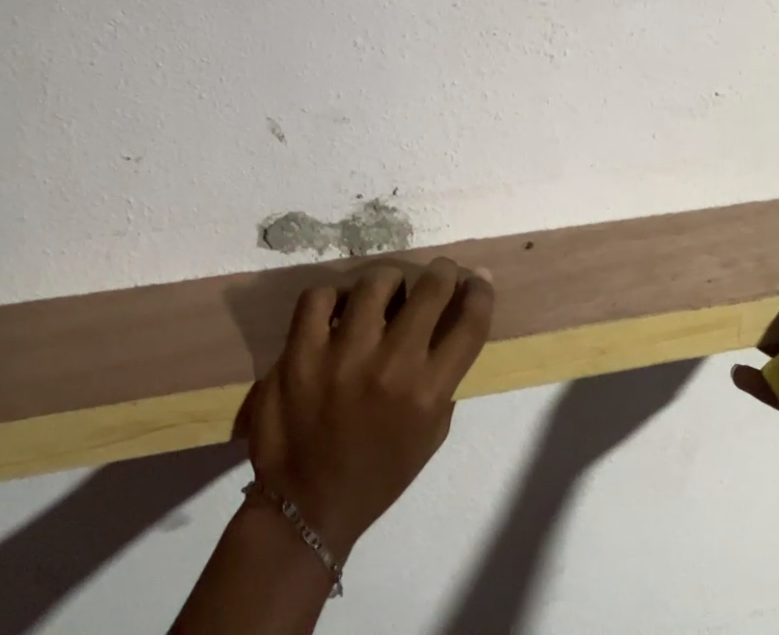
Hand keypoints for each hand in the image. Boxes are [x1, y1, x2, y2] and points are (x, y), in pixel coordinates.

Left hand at [239, 258, 494, 554]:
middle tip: (439, 272)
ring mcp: (342, 356)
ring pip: (375, 283)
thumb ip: (442, 381)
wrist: (305, 507)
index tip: (476, 280)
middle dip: (442, 273)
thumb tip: (448, 327)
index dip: (480, 292)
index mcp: (428, 392)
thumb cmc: (377, 476)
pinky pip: (318, 299)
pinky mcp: (298, 354)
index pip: (470, 322)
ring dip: (389, 280)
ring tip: (387, 286)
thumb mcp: (430, 434)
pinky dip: (332, 295)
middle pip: (431, 290)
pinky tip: (339, 306)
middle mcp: (391, 366)